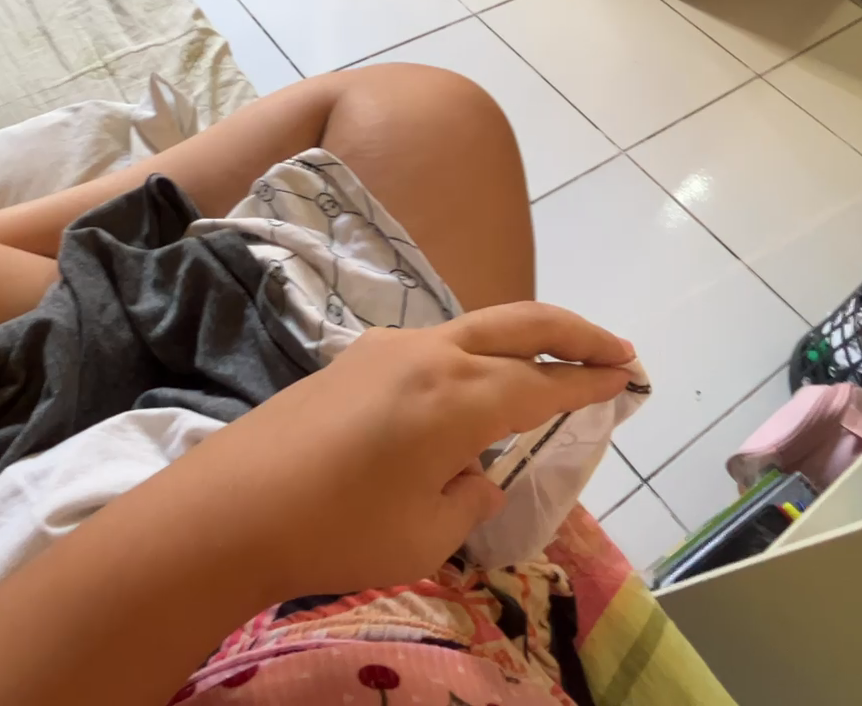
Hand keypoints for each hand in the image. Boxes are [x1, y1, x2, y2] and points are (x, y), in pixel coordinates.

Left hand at [135, 302, 635, 599]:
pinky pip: (433, 344)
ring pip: (474, 327)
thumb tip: (481, 471)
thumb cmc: (337, 530)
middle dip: (573, 334)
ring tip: (554, 359)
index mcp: (457, 399)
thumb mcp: (425, 534)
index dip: (589, 384)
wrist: (235, 504)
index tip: (627, 378)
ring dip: (521, 338)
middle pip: (518, 327)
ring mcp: (388, 346)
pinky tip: (471, 383)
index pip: (542, 385)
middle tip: (617, 348)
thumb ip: (470, 495)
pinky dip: (471, 353)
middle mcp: (429, 355)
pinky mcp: (357, 354)